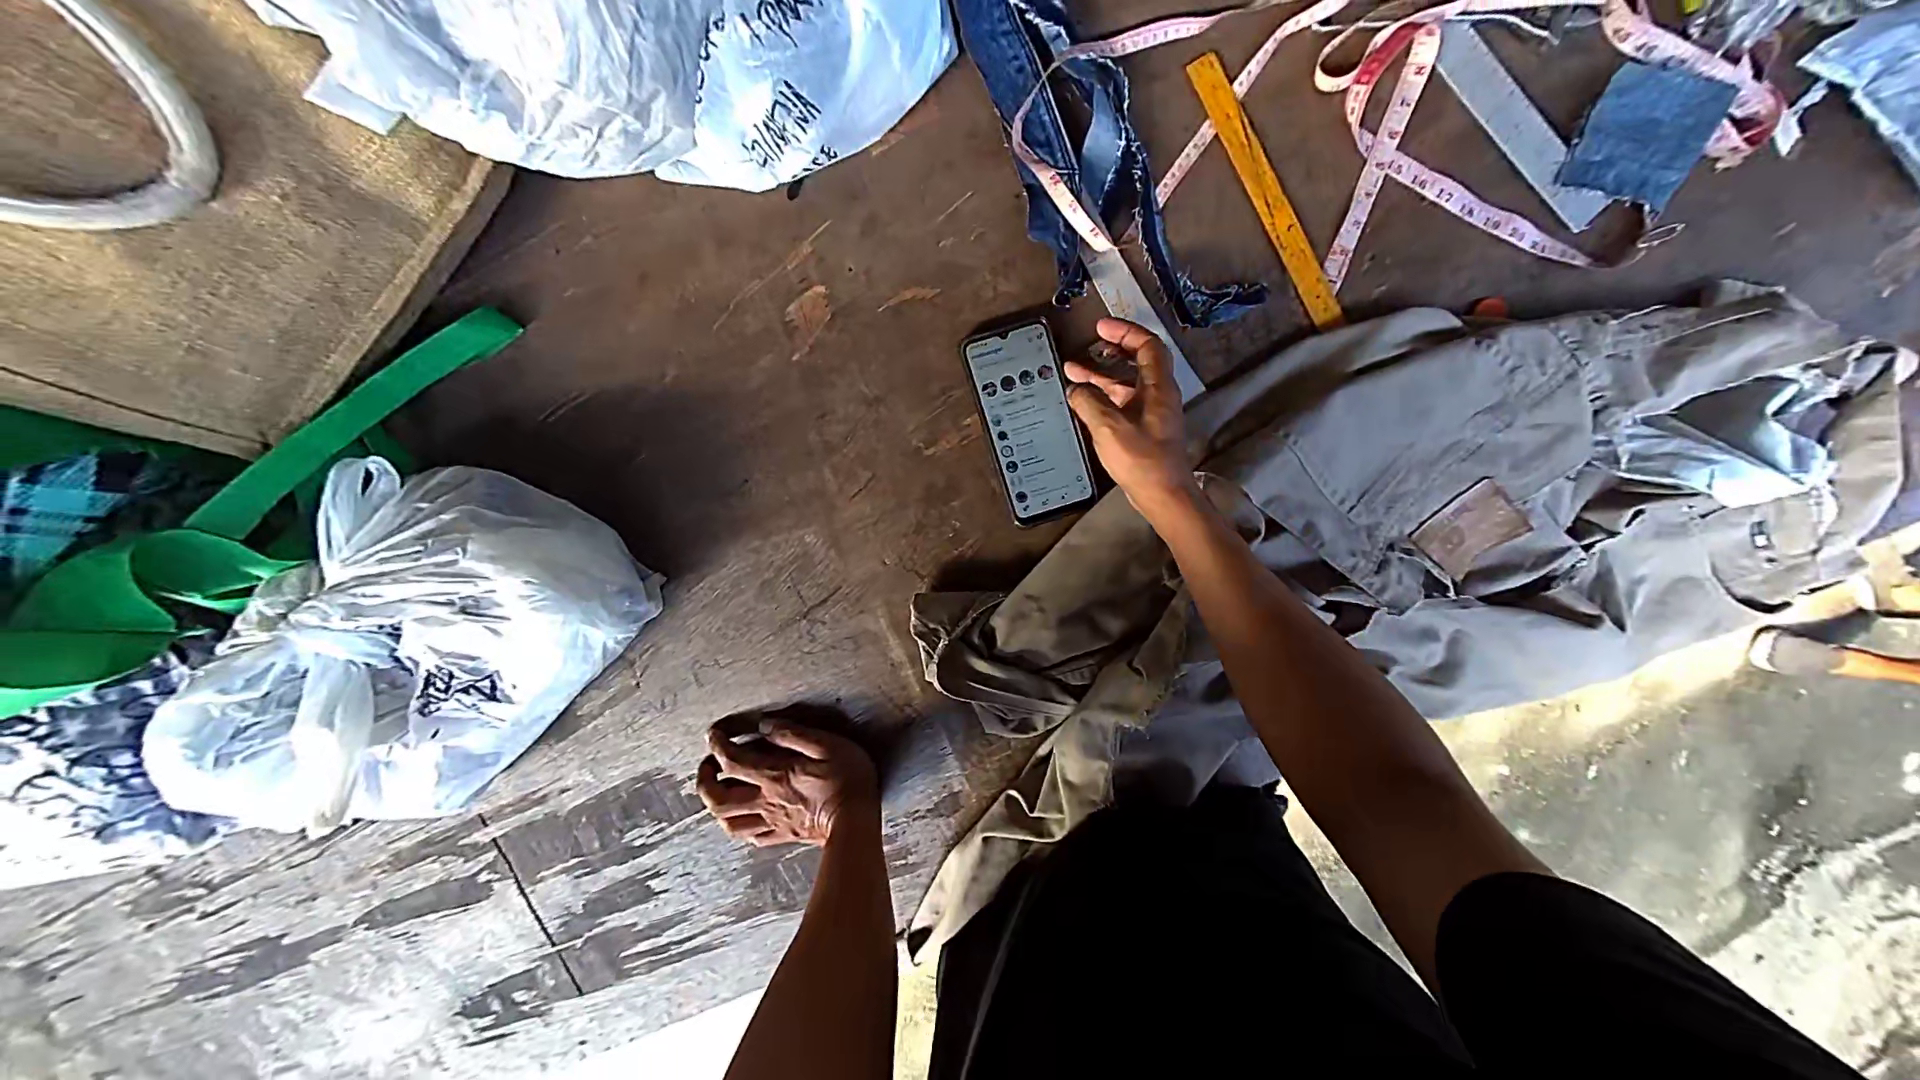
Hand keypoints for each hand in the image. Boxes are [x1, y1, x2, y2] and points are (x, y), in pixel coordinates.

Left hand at [697, 713, 878, 846]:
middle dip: (705, 780)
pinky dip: (741, 828)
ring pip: (729, 821)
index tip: (714, 734)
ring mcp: (774, 821)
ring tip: (719, 792)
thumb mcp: (827, 744)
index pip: (732, 760)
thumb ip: (794, 734)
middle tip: (708, 766)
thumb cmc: (848, 780)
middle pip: (718, 797)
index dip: (717, 745)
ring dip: (716, 807)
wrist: (858, 822)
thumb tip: (766, 726)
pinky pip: (754, 837)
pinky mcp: (785, 835)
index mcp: (775, 775)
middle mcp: (767, 800)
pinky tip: (746, 818)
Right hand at [1064, 318, 1198, 517]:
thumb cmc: (1144, 461)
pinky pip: (1122, 403)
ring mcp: (1152, 414)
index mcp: (1158, 388)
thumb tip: (1075, 389)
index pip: (1147, 345)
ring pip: (1126, 384)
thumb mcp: (1108, 427)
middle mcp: (1158, 397)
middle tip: (1092, 344)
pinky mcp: (1144, 430)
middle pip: (1138, 361)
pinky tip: (1084, 401)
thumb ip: (1088, 402)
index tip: (1102, 328)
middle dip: (1112, 350)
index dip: (1125, 332)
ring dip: (1102, 375)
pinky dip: (1103, 396)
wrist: (1162, 494)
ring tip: (1075, 371)